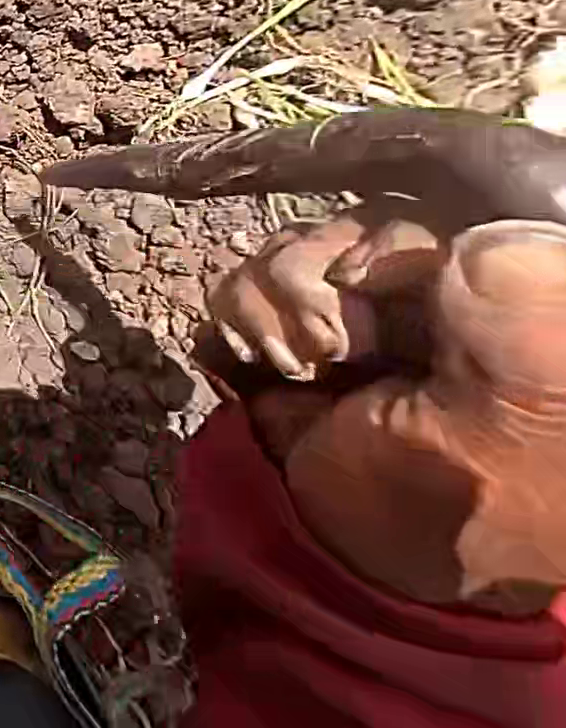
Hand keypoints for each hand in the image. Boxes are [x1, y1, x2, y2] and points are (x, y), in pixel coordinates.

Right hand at [231, 217, 565, 611]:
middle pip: (342, 226)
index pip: (436, 219)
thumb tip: (499, 234)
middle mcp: (427, 291)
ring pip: (277, 249)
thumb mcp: (519, 424)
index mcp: (499, 304)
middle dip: (308, 285)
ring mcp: (347, 304)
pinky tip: (260, 360)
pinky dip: (232, 317)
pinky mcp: (280, 320)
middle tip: (328, 351)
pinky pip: (234, 282)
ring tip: (294, 366)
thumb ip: (525, 332)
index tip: (362, 289)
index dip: (381, 243)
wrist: (350, 537)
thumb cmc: (464, 498)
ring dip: (264, 309)